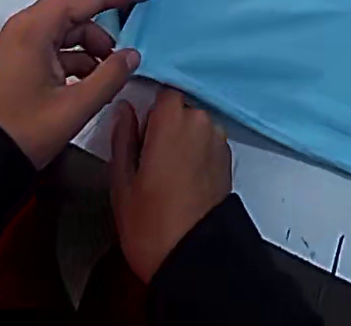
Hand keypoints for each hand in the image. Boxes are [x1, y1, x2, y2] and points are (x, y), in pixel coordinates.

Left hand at [0, 0, 158, 167]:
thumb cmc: (18, 133)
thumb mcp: (71, 109)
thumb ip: (109, 78)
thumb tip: (132, 55)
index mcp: (37, 28)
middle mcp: (29, 24)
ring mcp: (24, 39)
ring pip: (70, 19)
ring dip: (97, 32)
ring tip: (115, 61)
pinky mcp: (23, 56)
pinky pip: (61, 38)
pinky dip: (82, 49)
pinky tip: (95, 73)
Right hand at [109, 89, 231, 282]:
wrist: (194, 258)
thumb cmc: (152, 224)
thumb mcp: (123, 183)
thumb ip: (122, 138)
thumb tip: (124, 110)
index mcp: (172, 119)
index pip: (163, 92)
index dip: (150, 110)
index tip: (140, 131)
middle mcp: (200, 120)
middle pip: (180, 108)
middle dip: (166, 125)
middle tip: (150, 159)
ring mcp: (217, 137)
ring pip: (195, 125)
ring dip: (183, 138)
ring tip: (168, 174)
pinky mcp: (228, 156)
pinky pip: (208, 141)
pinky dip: (197, 151)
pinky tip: (185, 180)